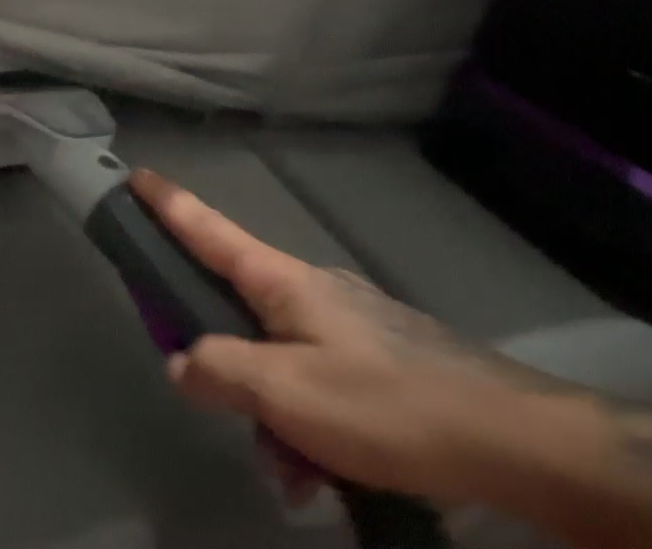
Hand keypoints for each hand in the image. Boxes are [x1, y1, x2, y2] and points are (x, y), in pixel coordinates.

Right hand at [130, 169, 559, 504]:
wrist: (514, 441)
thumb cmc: (386, 404)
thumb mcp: (286, 392)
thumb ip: (221, 371)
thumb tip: (183, 361)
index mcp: (284, 283)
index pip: (210, 232)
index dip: (170, 205)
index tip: (138, 176)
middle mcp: (313, 293)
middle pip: (240, 316)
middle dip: (229, 371)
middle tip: (237, 422)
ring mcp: (350, 328)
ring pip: (280, 364)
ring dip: (274, 418)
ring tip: (296, 475)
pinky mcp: (379, 363)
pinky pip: (318, 388)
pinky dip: (310, 429)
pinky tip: (327, 473)